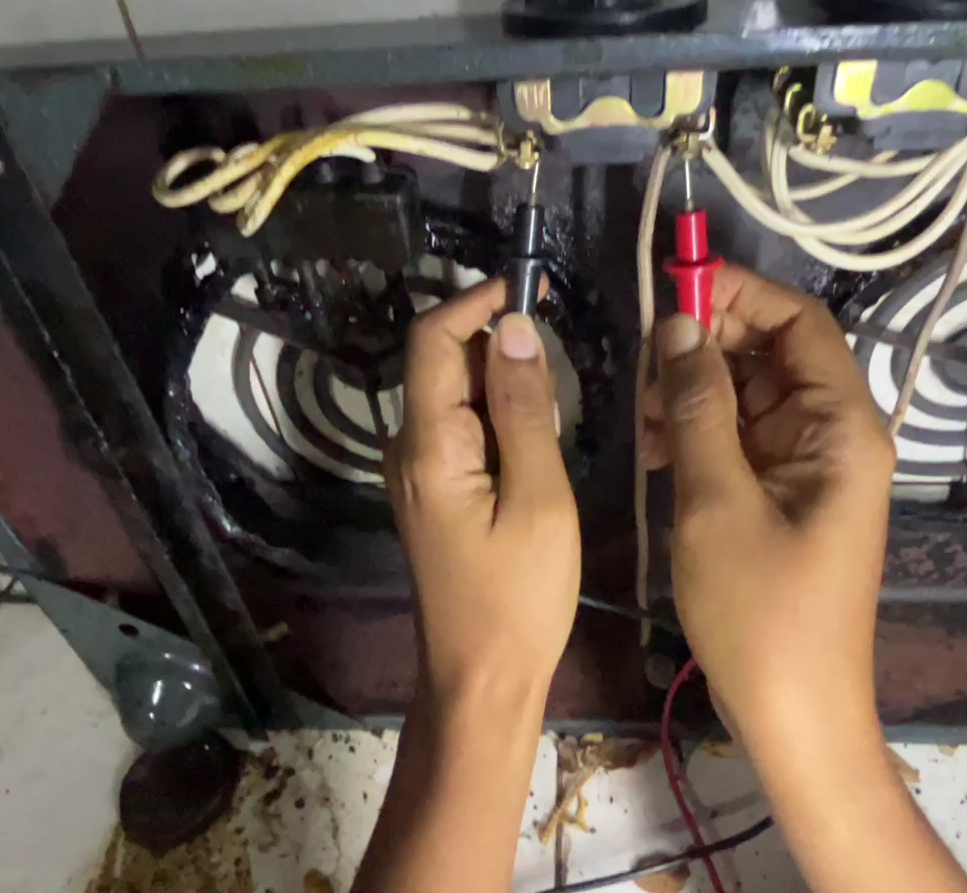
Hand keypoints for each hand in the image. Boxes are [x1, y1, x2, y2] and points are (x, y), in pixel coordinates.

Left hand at [386, 278, 577, 704]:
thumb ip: (524, 410)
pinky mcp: (435, 490)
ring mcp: (418, 471)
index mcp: (428, 444)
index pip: (432, 340)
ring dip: (498, 377)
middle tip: (557, 349)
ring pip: (453, 394)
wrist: (481, 678)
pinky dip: (495, 412)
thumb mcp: (538, 497)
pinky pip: (460, 427)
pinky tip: (534, 431)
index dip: (474, 302)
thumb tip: (514, 327)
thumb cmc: (519, 596)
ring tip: (554, 391)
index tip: (528, 288)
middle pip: (441, 362)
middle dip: (494, 340)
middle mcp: (409, 448)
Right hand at [645, 265, 895, 736]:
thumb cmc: (761, 611)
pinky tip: (656, 450)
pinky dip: (696, 430)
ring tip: (644, 420)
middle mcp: (832, 433)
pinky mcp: (780, 488)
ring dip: (692, 392)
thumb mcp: (716, 500)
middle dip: (704, 348)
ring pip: (746, 392)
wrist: (792, 713)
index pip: (800, 322)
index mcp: (841, 426)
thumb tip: (679, 325)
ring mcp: (805, 462)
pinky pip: (737, 433)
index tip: (673, 289)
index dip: (739, 294)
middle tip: (645, 368)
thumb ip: (698, 406)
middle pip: (770, 353)